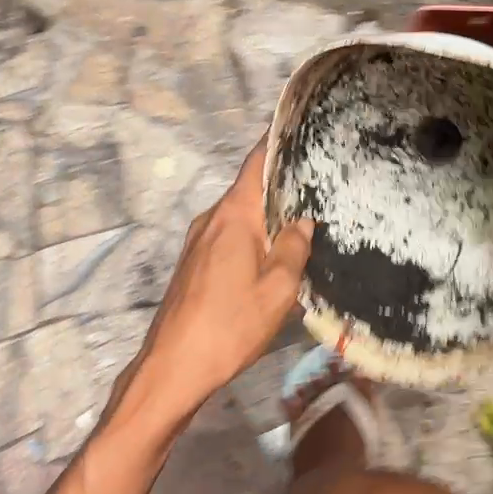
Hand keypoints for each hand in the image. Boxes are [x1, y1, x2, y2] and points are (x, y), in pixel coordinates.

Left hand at [105, 144, 314, 435]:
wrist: (172, 367)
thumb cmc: (230, 325)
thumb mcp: (278, 290)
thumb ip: (293, 249)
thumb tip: (302, 222)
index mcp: (232, 216)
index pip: (256, 163)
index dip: (277, 142)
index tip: (301, 126)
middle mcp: (211, 220)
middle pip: (249, 189)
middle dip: (281, 183)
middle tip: (321, 179)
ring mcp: (197, 242)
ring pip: (240, 216)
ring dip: (268, 214)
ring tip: (305, 217)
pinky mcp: (193, 265)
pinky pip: (229, 236)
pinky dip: (253, 235)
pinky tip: (274, 252)